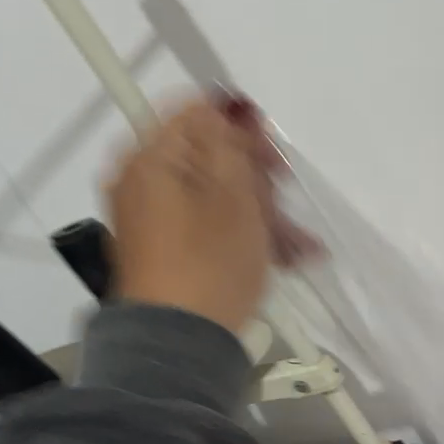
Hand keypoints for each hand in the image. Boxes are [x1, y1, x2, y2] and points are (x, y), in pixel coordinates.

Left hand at [105, 98, 279, 331]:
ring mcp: (154, 217)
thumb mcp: (232, 197)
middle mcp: (143, 179)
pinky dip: (246, 234)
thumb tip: (232, 107)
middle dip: (256, 179)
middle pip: (209, 157)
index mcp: (152, 158)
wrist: (181, 336)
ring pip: (217, 196)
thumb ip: (232, 146)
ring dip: (262, 213)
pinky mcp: (168, 250)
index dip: (242, 129)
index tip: (276, 162)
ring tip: (300, 245)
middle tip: (287, 206)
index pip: (196, 114)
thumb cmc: (210, 262)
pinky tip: (283, 256)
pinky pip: (212, 226)